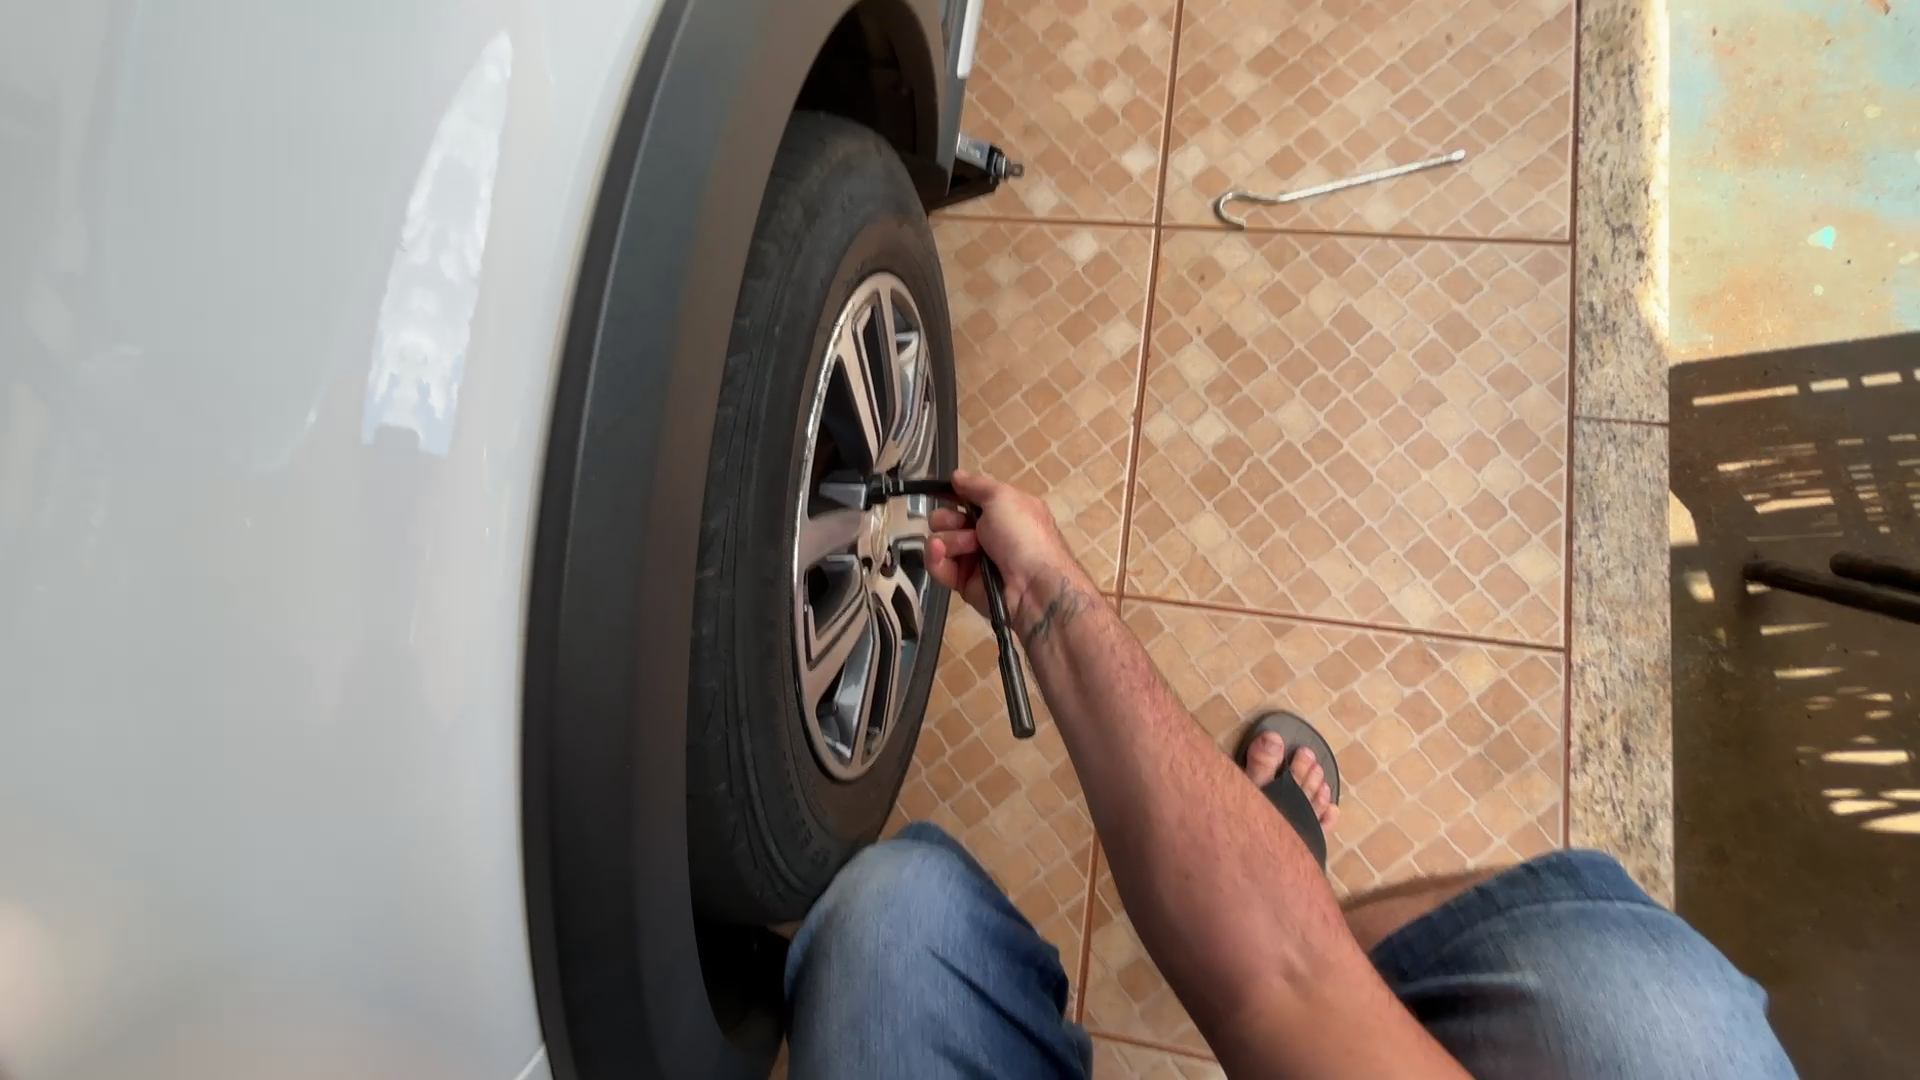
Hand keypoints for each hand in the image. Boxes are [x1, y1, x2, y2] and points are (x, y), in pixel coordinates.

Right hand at [926, 470, 1094, 642]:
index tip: (941, 492)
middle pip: (946, 518)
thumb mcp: (1003, 497)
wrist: (1033, 585)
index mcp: (1000, 511)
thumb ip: (976, 485)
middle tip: (966, 526)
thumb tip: (956, 476)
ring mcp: (972, 558)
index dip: (952, 494)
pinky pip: (937, 565)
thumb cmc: (1022, 534)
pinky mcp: (962, 582)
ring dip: (950, 540)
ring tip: (970, 547)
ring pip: (939, 540)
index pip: (967, 498)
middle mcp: (986, 533)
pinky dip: (936, 558)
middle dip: (949, 518)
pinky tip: (940, 553)